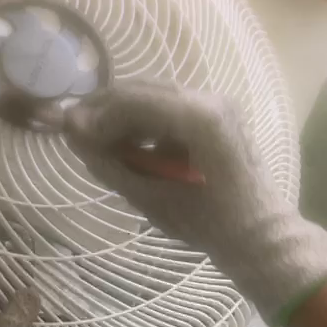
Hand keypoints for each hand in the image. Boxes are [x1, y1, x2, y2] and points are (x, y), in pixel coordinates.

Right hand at [64, 80, 326, 326]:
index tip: (66, 132)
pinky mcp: (216, 111)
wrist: (259, 235)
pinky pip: (169, 105)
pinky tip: (133, 146)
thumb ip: (107, 162)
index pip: (130, 100)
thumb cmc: (207, 224)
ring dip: (123, 115)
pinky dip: (144, 121)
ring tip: (103, 145)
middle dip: (105, 110)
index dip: (94, 114)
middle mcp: (208, 97)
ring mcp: (216, 101)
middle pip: (140, 90)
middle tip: (76, 134)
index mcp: (197, 117)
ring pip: (152, 95)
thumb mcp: (148, 197)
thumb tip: (70, 133)